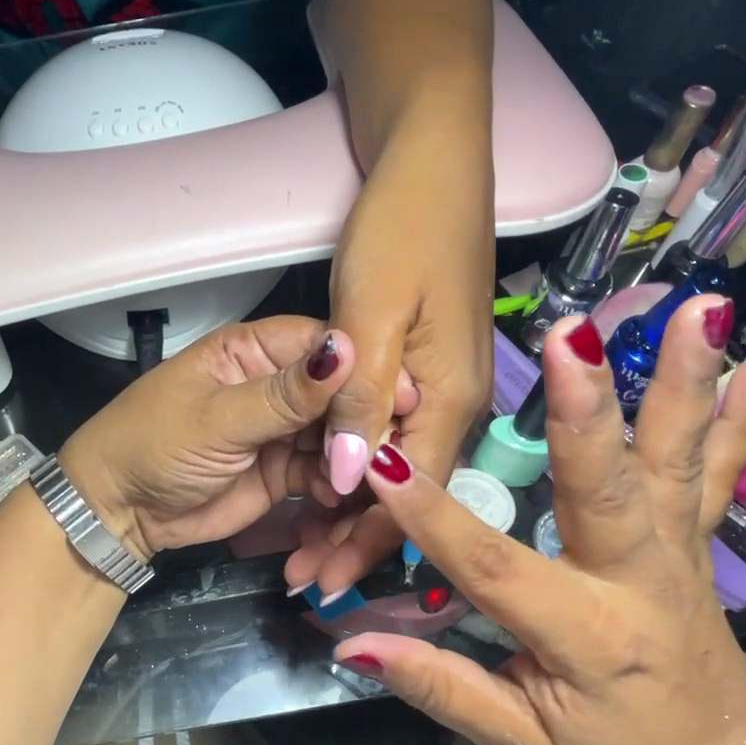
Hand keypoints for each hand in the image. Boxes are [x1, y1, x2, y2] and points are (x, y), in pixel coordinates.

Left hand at [58, 317, 416, 562]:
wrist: (119, 511)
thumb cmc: (153, 445)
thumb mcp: (217, 418)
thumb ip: (284, 395)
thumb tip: (347, 348)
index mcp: (254, 350)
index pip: (325, 346)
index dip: (365, 370)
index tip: (403, 400)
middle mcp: (278, 384)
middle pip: (342, 395)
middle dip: (366, 425)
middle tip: (393, 458)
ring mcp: (284, 430)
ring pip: (340, 439)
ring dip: (357, 464)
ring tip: (372, 489)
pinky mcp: (285, 473)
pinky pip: (326, 477)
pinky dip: (338, 493)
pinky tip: (343, 507)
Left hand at [288, 146, 494, 599]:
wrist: (423, 160)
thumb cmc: (401, 227)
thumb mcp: (371, 308)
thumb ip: (348, 395)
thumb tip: (355, 477)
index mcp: (443, 387)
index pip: (409, 483)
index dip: (369, 532)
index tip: (328, 576)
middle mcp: (438, 398)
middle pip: (396, 488)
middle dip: (353, 537)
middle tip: (309, 584)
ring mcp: (413, 389)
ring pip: (378, 474)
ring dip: (341, 518)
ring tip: (303, 567)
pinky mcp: (394, 374)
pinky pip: (367, 444)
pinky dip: (340, 481)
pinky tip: (312, 515)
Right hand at [332, 301, 745, 744]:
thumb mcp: (521, 740)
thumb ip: (440, 688)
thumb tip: (351, 645)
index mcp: (586, 634)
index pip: (492, 564)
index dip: (431, 515)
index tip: (383, 460)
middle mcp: (640, 579)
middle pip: (606, 488)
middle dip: (583, 410)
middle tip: (569, 339)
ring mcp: (679, 550)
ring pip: (675, 461)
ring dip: (684, 382)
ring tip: (698, 310)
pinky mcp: (696, 537)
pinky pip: (719, 471)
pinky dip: (743, 413)